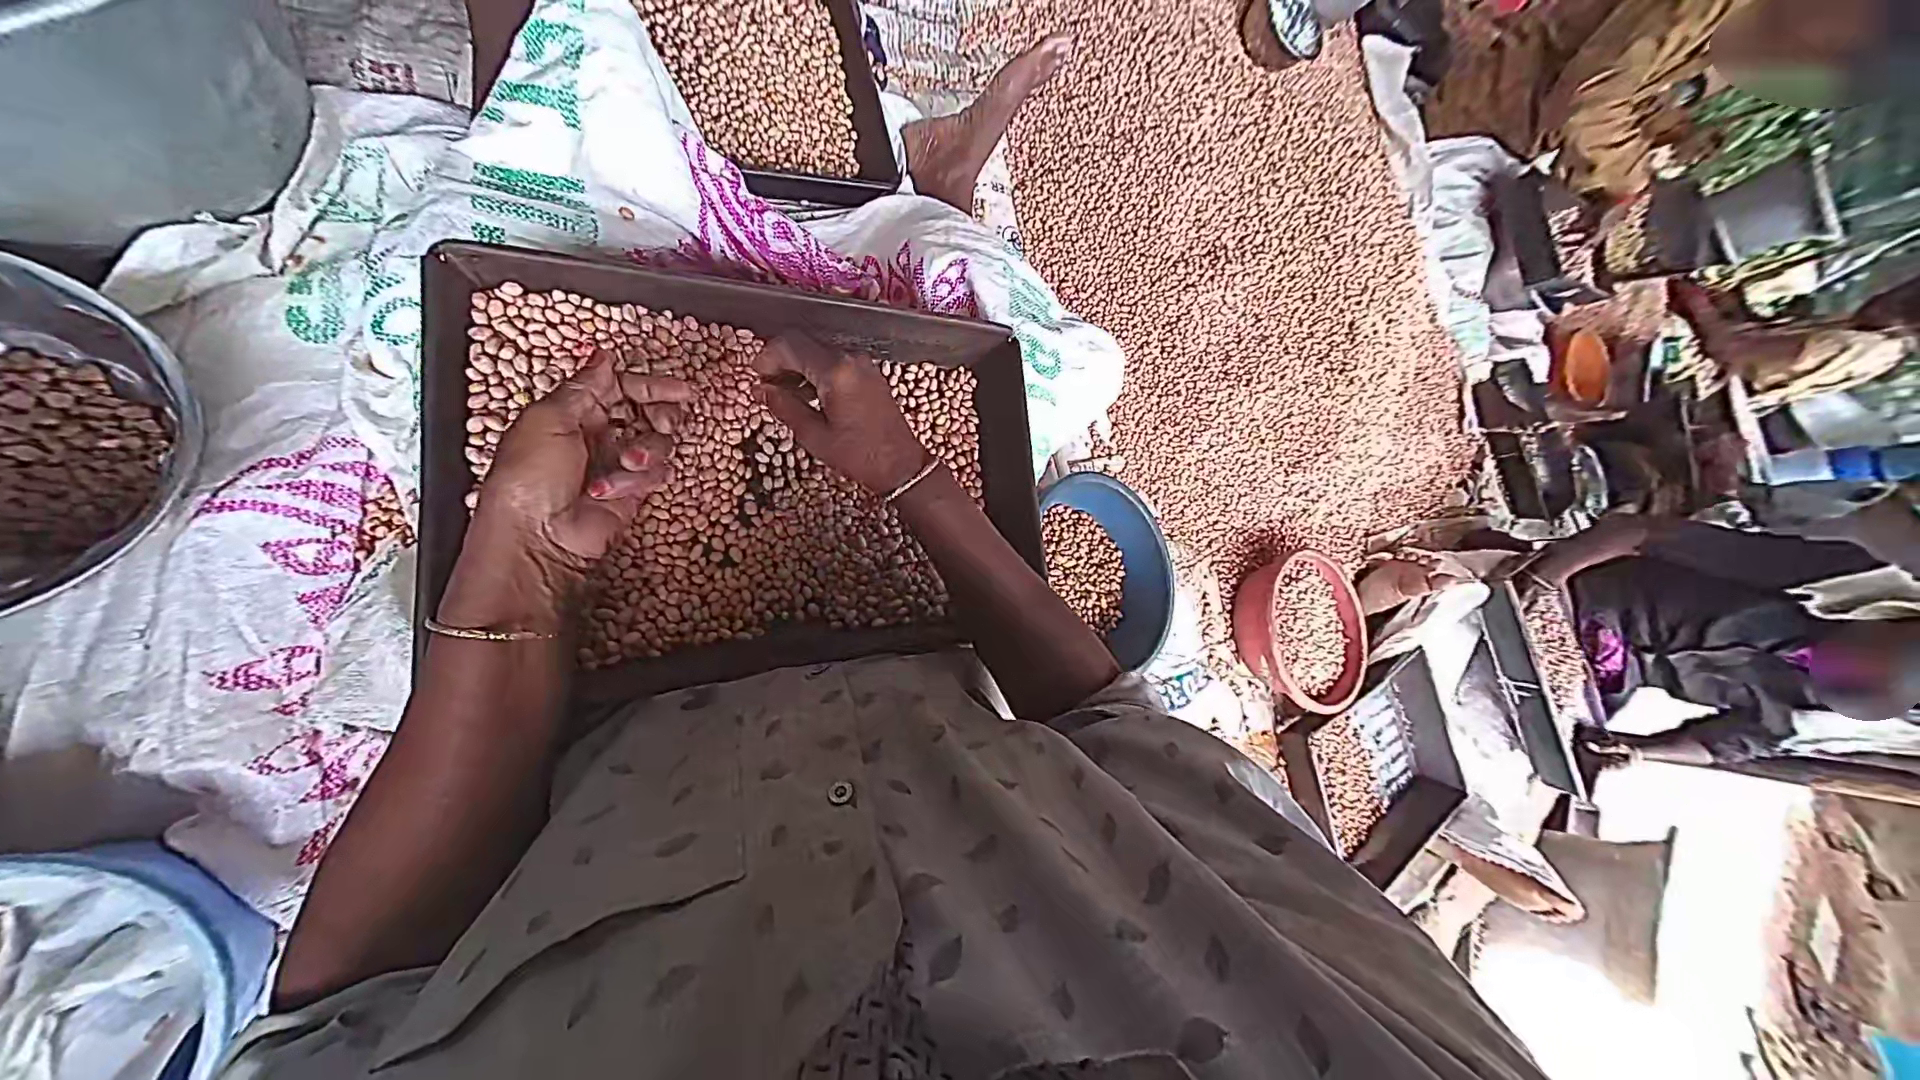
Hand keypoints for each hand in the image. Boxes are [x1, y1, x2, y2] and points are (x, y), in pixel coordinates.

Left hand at [442, 351, 690, 628]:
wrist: (539, 535)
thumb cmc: (529, 479)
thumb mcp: (548, 418)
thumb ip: (584, 385)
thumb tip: (603, 356)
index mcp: (574, 412)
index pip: (621, 388)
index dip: (651, 386)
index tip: (681, 390)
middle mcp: (600, 435)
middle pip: (648, 412)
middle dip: (661, 416)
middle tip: (665, 423)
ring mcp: (618, 463)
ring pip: (657, 443)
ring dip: (646, 451)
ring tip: (626, 464)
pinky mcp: (634, 490)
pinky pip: (657, 474)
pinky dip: (640, 479)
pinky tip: (613, 489)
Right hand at [752, 333, 927, 493]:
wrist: (901, 466)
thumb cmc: (860, 456)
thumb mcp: (814, 436)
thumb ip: (784, 407)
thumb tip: (761, 390)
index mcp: (836, 371)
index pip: (790, 344)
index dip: (766, 357)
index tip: (757, 376)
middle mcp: (851, 359)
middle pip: (804, 342)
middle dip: (780, 360)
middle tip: (767, 386)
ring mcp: (863, 364)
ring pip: (819, 350)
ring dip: (798, 365)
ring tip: (785, 394)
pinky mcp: (869, 374)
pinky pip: (835, 362)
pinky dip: (817, 371)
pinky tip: (809, 395)